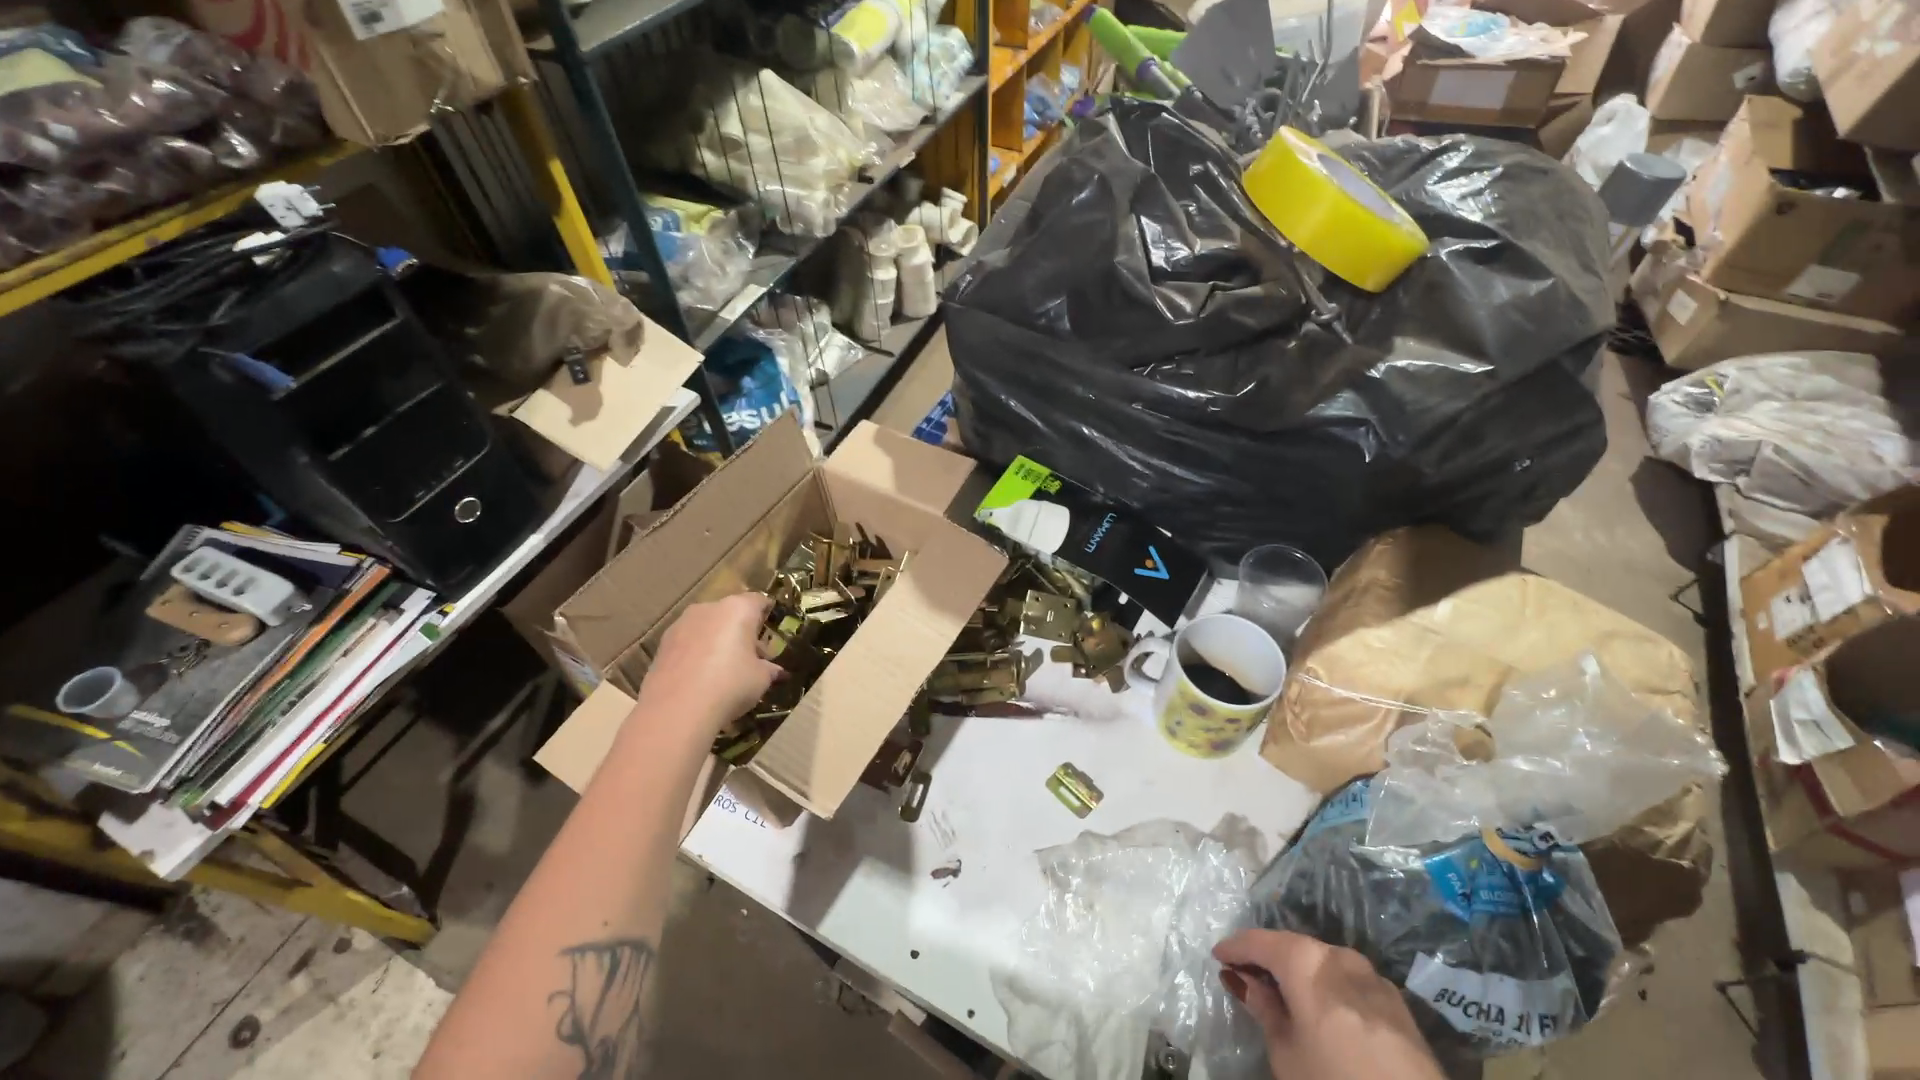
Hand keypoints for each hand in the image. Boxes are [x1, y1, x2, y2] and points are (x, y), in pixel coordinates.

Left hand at [636, 593, 781, 733]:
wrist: (676, 709)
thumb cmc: (730, 685)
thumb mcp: (761, 679)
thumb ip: (769, 670)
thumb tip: (776, 671)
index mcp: (737, 609)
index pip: (758, 601)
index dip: (767, 614)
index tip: (772, 631)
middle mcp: (708, 608)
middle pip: (730, 613)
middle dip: (741, 632)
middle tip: (751, 658)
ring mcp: (681, 624)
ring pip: (707, 626)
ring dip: (717, 641)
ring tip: (723, 670)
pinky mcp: (662, 644)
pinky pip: (688, 642)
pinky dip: (697, 653)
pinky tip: (700, 678)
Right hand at [1213, 929, 1444, 1079]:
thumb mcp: (1286, 1053)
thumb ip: (1265, 1010)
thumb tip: (1249, 983)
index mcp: (1307, 961)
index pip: (1260, 942)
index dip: (1235, 948)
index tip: (1218, 957)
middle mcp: (1340, 956)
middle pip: (1293, 948)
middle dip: (1267, 959)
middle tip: (1245, 977)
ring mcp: (1374, 978)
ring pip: (1323, 964)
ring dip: (1299, 974)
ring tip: (1282, 996)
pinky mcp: (1398, 1004)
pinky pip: (1349, 983)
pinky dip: (1327, 988)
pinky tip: (1321, 1013)